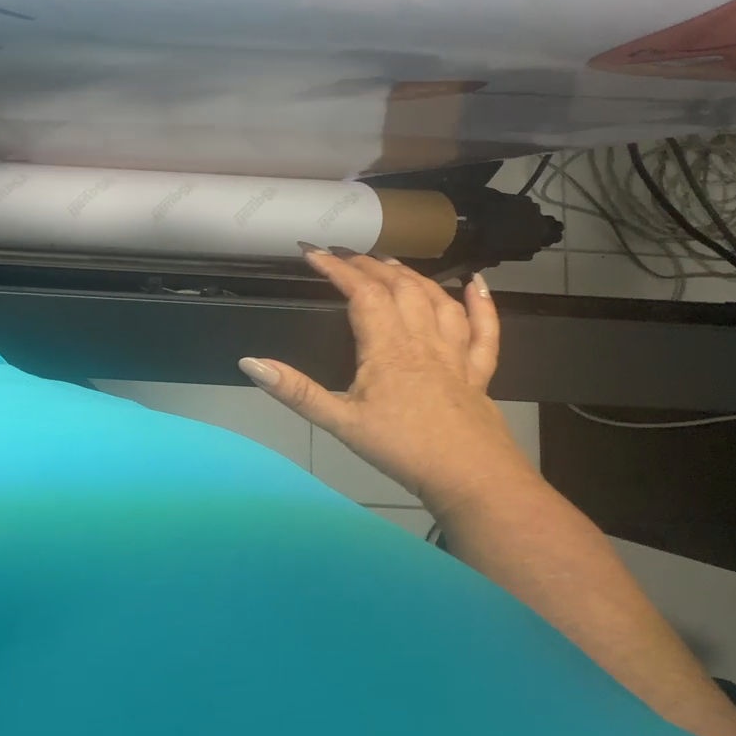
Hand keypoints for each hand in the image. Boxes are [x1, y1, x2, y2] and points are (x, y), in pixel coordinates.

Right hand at [238, 248, 537, 515]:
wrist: (476, 483)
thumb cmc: (404, 450)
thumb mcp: (339, 423)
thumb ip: (295, 391)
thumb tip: (250, 362)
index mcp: (388, 351)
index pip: (363, 295)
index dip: (337, 269)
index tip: (312, 252)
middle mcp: (424, 343)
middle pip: (400, 289)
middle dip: (369, 265)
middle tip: (343, 254)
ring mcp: (456, 356)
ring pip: (437, 302)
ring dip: (411, 276)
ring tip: (389, 262)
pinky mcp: (479, 374)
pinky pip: (484, 331)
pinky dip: (481, 303)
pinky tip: (475, 283)